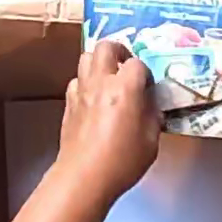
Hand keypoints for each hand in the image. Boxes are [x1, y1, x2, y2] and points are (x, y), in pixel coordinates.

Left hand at [53, 41, 158, 208]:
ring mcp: (81, 89)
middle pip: (106, 46)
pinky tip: (94, 98)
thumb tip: (149, 102)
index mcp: (124, 88)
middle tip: (127, 66)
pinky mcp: (68, 101)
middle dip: (119, 51)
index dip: (145, 72)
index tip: (149, 86)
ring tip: (110, 78)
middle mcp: (100, 81)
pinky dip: (87, 82)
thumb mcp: (151, 140)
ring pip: (86, 57)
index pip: (137, 63)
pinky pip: (77, 79)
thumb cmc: (123, 161)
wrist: (85, 175)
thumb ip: (152, 114)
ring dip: (100, 62)